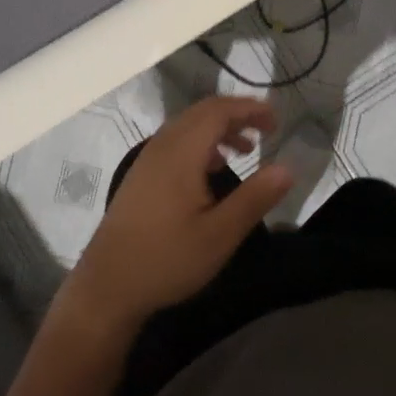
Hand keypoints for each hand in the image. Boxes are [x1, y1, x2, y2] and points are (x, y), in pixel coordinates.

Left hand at [62, 96, 294, 331]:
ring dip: (218, 129)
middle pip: (202, 113)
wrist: (108, 286)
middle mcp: (162, 146)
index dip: (249, 108)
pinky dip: (201, 143)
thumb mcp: (220, 234)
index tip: (276, 120)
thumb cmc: (167, 259)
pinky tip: (212, 169)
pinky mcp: (140, 176)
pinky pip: (176, 142)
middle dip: (236, 114)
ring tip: (246, 150)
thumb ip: (255, 198)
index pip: (218, 111)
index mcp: (181, 152)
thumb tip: (288, 168)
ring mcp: (147, 160)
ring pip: (187, 127)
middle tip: (266, 129)